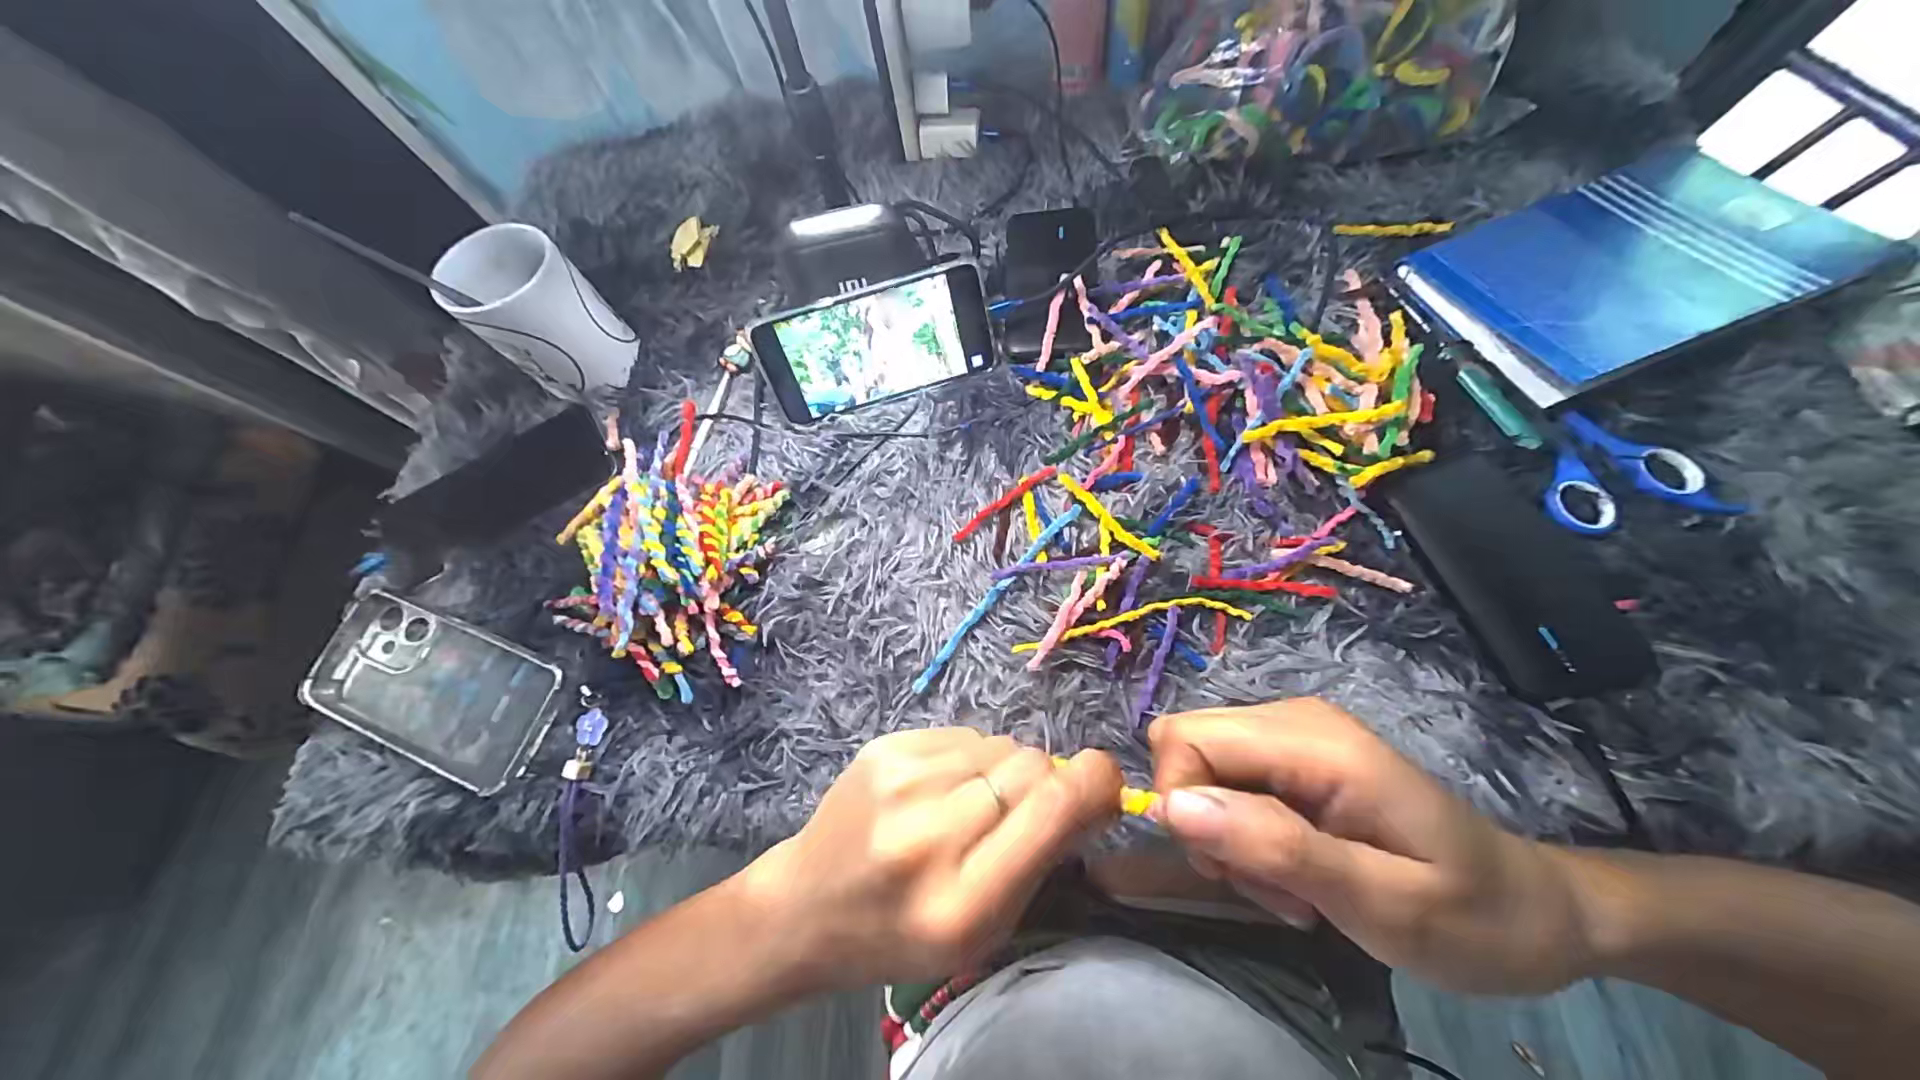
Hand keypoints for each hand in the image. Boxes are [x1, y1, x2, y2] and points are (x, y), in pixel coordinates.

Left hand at [738, 729, 1121, 990]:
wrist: (807, 907)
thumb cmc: (902, 934)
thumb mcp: (984, 929)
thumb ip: (1042, 859)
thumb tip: (1091, 788)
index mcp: (962, 901)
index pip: (1053, 807)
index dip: (1093, 783)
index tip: (1102, 785)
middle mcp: (929, 833)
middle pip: (1031, 765)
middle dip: (1046, 781)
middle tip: (1025, 808)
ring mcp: (900, 781)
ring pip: (999, 743)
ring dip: (1004, 769)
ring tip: (972, 803)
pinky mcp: (884, 747)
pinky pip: (963, 735)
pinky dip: (969, 758)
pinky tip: (940, 788)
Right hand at [1150, 699, 1592, 993]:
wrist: (1538, 909)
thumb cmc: (1477, 917)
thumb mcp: (1384, 902)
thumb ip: (1278, 847)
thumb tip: (1174, 807)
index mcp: (1316, 741)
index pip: (1186, 737)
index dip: (1180, 801)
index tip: (1226, 869)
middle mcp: (1292, 719)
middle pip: (1185, 745)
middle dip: (1202, 821)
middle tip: (1261, 882)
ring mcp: (1292, 733)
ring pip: (1201, 766)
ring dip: (1224, 835)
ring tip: (1289, 887)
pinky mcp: (1292, 756)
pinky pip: (1226, 781)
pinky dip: (1239, 831)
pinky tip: (1289, 870)